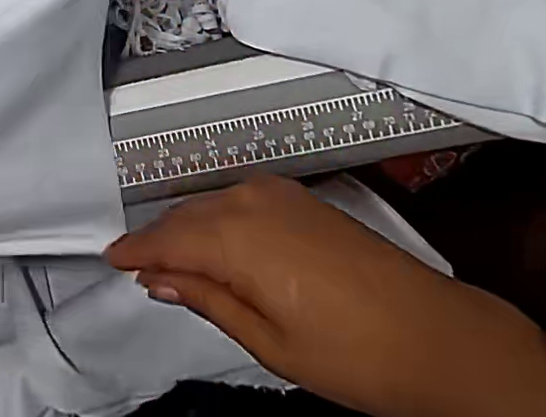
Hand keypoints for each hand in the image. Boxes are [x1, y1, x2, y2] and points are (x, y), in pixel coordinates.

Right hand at [106, 176, 545, 416]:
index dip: (136, 249)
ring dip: (185, 228)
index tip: (110, 258)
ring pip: (209, 204)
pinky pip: (235, 199)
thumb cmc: (351, 353)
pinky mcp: (295, 194)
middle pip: (186, 215)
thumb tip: (157, 280)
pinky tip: (212, 242)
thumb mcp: (269, 341)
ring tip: (169, 260)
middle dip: (158, 240)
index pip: (168, 237)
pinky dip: (214, 219)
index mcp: (239, 237)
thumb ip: (206, 298)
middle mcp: (251, 199)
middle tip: (137, 267)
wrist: (436, 333)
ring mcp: (276, 191)